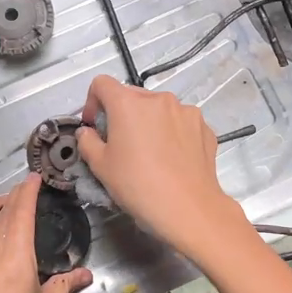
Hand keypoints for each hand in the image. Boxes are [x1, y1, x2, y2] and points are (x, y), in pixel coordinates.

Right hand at [77, 74, 246, 256]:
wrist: (189, 209)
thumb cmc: (138, 185)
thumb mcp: (100, 166)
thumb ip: (87, 142)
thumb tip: (88, 133)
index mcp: (127, 103)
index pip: (101, 83)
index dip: (92, 101)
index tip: (95, 126)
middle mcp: (158, 99)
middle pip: (131, 95)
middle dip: (121, 113)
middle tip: (120, 143)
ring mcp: (186, 111)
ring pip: (158, 108)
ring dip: (149, 122)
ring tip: (150, 152)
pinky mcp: (204, 127)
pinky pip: (180, 122)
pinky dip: (172, 132)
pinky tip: (172, 158)